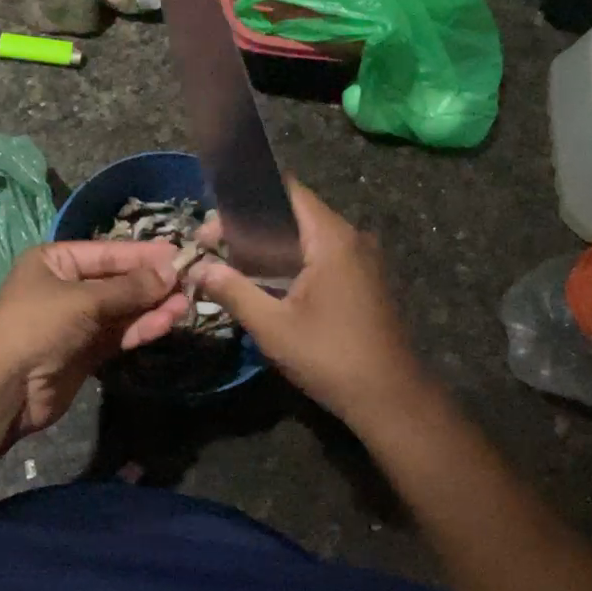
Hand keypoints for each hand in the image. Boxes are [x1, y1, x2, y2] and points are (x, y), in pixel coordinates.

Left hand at [0, 241, 185, 435]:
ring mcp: (76, 321)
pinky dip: (141, 328)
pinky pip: (119, 333)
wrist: (5, 389)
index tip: (179, 253)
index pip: (106, 252)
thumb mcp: (84, 300)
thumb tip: (171, 271)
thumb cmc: (37, 326)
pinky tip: (166, 322)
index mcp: (55, 261)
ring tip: (186, 304)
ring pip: (122, 309)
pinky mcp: (86, 351)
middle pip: (117, 281)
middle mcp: (66, 287)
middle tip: (191, 281)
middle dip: (151, 282)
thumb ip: (129, 288)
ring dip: (152, 307)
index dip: (142, 254)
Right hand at [191, 181, 427, 417]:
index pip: (288, 191)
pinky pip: (321, 256)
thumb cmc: (330, 356)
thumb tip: (199, 269)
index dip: (248, 197)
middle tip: (212, 245)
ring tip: (230, 263)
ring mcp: (361, 261)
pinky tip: (265, 283)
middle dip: (251, 226)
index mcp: (331, 239)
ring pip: (306, 237)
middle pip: (294, 213)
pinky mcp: (364, 281)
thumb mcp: (272, 326)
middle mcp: (350, 239)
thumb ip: (234, 291)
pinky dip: (291, 261)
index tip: (215, 217)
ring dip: (270, 246)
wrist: (392, 400)